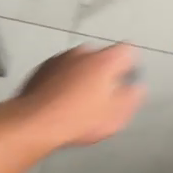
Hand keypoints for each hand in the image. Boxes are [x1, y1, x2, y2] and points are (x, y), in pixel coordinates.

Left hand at [8, 43, 145, 147]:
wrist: (36, 122)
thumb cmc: (79, 119)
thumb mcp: (115, 115)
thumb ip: (132, 97)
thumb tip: (137, 88)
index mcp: (105, 60)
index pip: (128, 50)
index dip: (130, 64)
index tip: (127, 78)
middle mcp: (83, 52)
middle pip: (102, 57)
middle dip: (105, 72)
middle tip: (102, 96)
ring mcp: (61, 58)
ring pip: (80, 63)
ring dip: (83, 76)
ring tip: (79, 101)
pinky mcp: (43, 67)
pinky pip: (62, 70)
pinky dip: (64, 79)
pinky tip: (62, 100)